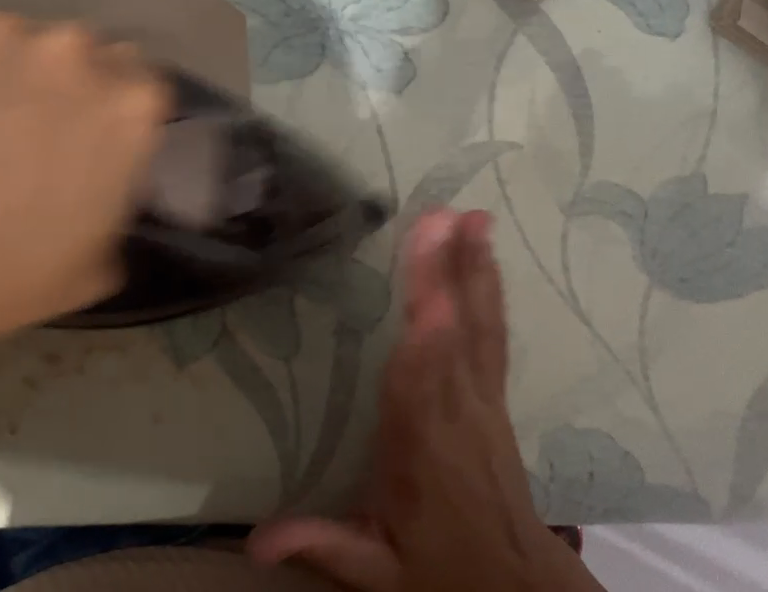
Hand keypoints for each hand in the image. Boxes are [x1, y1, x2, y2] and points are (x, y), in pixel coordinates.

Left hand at [0, 6, 169, 363]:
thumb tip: (101, 188)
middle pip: (75, 53)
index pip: (139, 84)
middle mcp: (69, 51)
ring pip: (3, 40)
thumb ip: (112, 211)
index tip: (84, 136)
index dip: (111, 110)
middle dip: (55, 83)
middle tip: (15, 129)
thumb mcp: (87, 269)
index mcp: (124, 108)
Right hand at [248, 210, 603, 591]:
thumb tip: (251, 543)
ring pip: (481, 328)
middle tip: (449, 212)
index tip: (425, 261)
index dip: (428, 317)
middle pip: (457, 333)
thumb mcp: (378, 569)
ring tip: (475, 218)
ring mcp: (484, 402)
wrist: (516, 588)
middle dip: (452, 270)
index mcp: (424, 444)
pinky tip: (483, 259)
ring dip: (476, 270)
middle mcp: (460, 412)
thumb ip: (319, 543)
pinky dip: (487, 293)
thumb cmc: (440, 566)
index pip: (424, 371)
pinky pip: (491, 337)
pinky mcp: (495, 399)